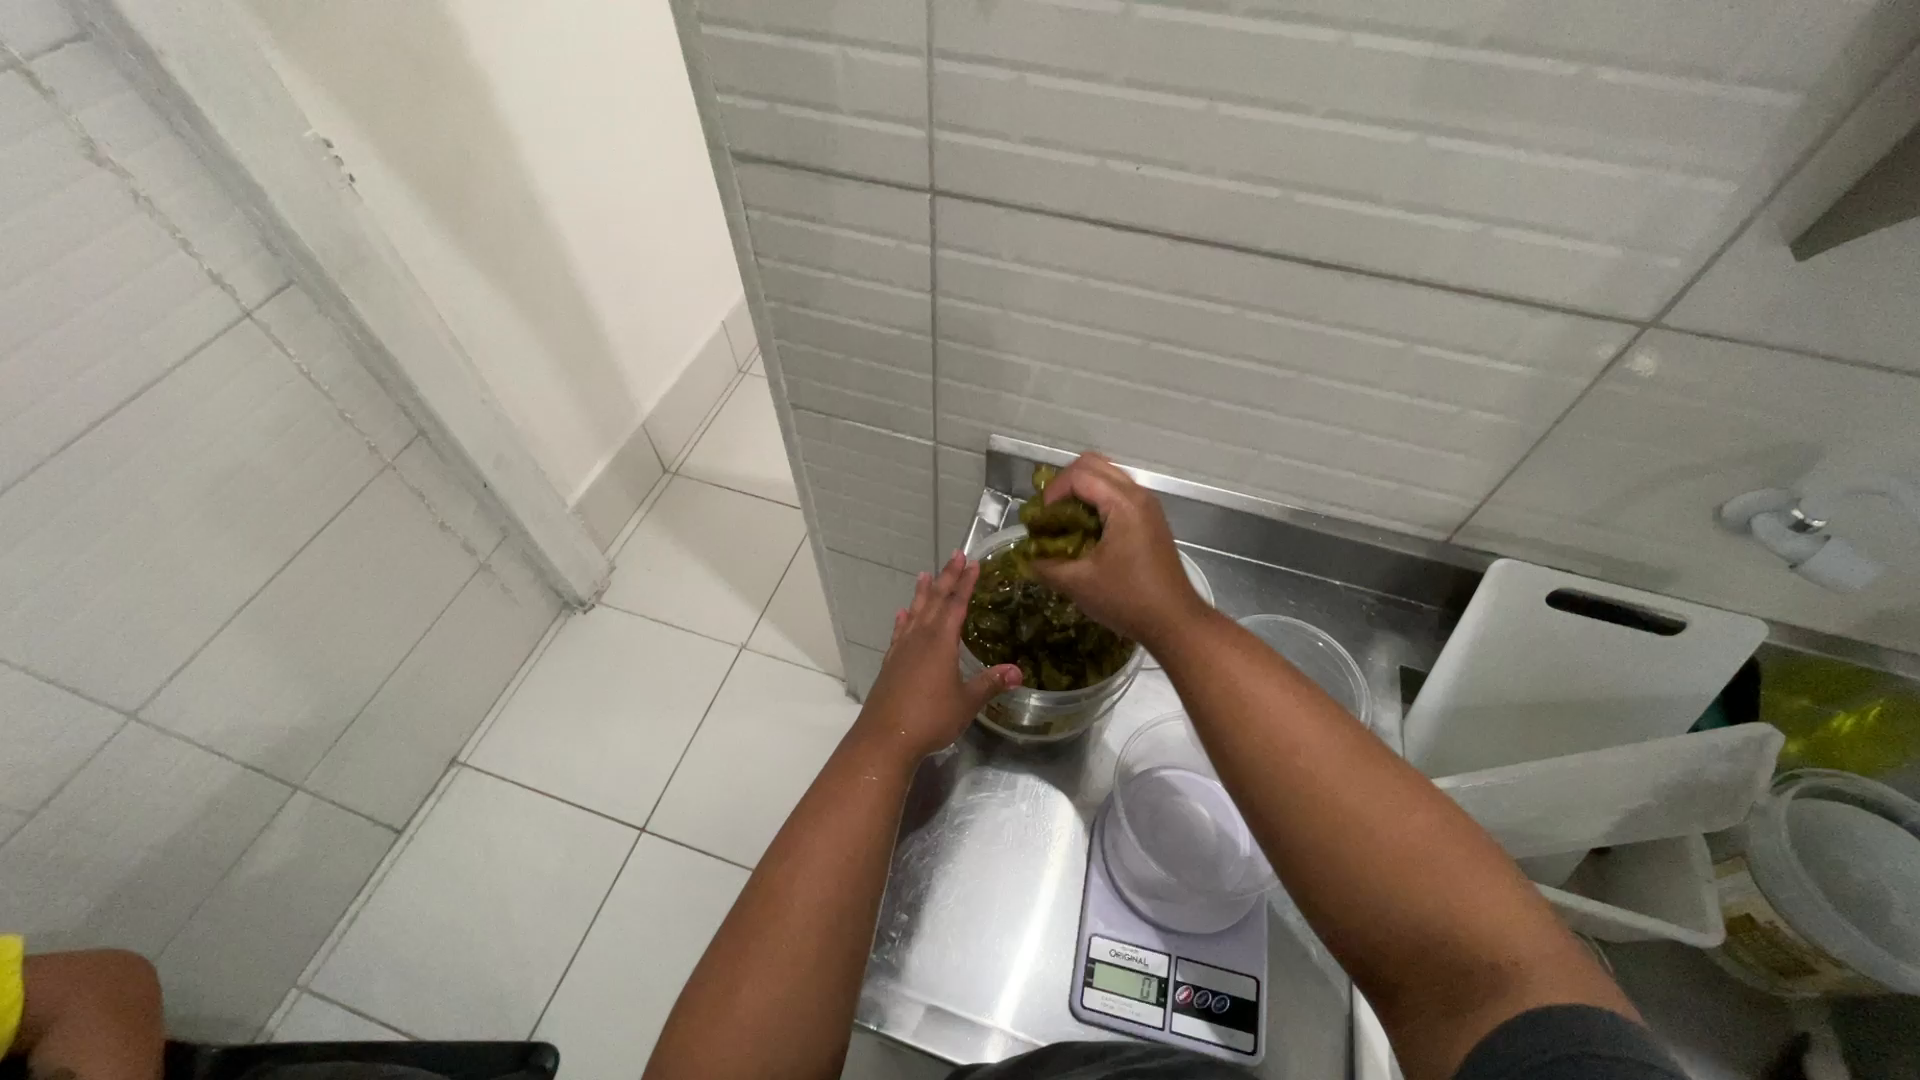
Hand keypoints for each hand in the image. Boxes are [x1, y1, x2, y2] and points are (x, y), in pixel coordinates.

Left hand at [855, 550, 1022, 760]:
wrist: (885, 738)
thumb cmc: (930, 718)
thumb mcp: (967, 702)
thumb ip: (990, 683)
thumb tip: (1017, 671)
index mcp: (940, 642)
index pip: (956, 604)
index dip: (966, 583)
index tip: (973, 562)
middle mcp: (919, 639)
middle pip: (934, 601)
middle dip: (946, 578)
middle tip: (955, 555)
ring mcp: (901, 650)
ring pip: (914, 613)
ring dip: (921, 593)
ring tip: (924, 575)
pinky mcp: (890, 665)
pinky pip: (899, 633)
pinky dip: (903, 621)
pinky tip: (902, 615)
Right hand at [1030, 453, 1208, 647]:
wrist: (1174, 621)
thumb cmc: (1127, 600)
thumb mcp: (1078, 584)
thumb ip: (1045, 565)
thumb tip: (1026, 556)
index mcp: (1123, 504)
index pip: (1079, 475)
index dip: (1052, 492)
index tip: (1040, 521)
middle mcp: (1138, 495)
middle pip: (1093, 465)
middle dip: (1064, 484)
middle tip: (1050, 515)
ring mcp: (1148, 506)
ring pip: (1107, 477)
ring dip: (1081, 492)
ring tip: (1065, 522)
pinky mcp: (1150, 519)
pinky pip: (1118, 493)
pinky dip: (1097, 501)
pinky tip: (1086, 532)